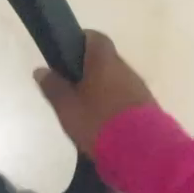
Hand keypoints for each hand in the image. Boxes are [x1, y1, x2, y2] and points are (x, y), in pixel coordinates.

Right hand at [33, 30, 154, 154]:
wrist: (146, 155)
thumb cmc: (99, 121)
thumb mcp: (66, 107)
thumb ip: (53, 87)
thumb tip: (41, 70)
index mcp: (104, 61)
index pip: (95, 38)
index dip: (81, 42)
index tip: (67, 56)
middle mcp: (126, 69)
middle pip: (107, 62)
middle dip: (91, 72)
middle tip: (73, 89)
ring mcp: (142, 90)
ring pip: (118, 82)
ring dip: (105, 92)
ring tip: (89, 112)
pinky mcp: (152, 111)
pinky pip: (129, 101)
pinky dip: (117, 108)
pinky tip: (108, 126)